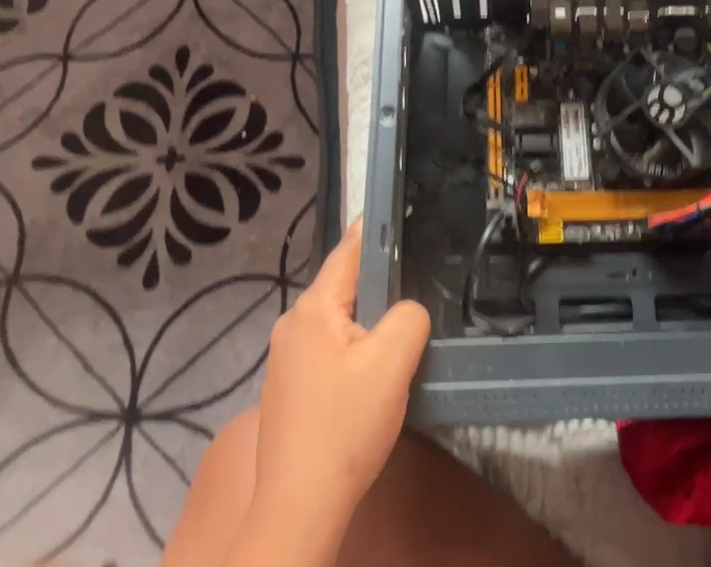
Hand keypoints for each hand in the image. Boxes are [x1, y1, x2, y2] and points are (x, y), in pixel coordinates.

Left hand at [252, 219, 430, 521]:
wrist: (301, 503)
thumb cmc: (345, 425)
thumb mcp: (391, 363)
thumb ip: (408, 317)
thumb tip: (407, 310)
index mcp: (312, 310)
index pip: (348, 252)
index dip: (375, 229)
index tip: (400, 207)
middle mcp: (293, 325)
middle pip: (345, 287)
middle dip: (380, 283)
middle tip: (421, 277)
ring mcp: (288, 358)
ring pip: (341, 322)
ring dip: (370, 321)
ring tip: (406, 327)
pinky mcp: (293, 388)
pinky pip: (333, 350)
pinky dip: (357, 349)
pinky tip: (377, 370)